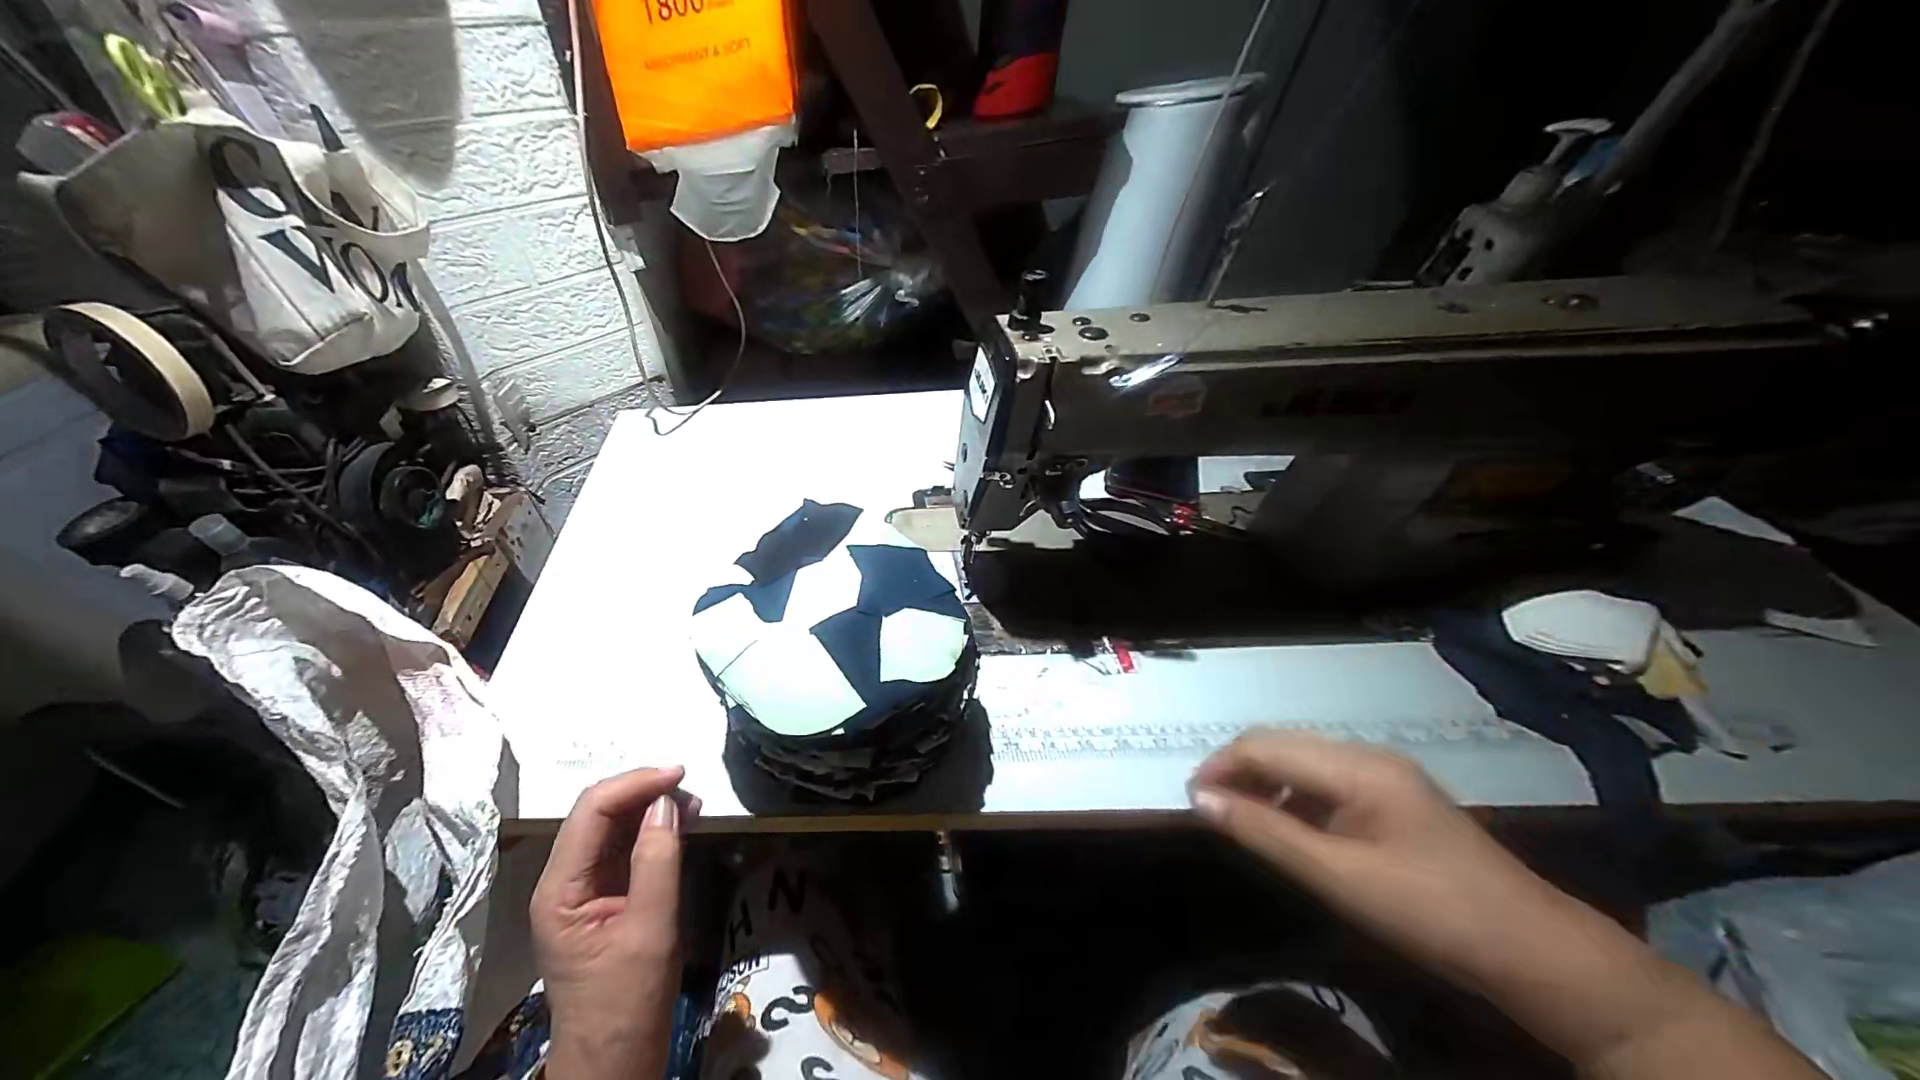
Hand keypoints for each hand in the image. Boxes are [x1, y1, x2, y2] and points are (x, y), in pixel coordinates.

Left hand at [531, 766, 698, 1079]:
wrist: (615, 1058)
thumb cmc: (628, 1002)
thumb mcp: (650, 930)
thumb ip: (658, 862)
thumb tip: (667, 803)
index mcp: (560, 890)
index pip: (591, 812)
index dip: (634, 784)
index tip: (679, 775)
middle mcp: (563, 881)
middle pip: (598, 813)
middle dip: (643, 793)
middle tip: (690, 790)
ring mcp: (581, 888)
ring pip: (612, 826)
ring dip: (650, 808)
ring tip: (693, 806)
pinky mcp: (602, 896)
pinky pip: (624, 848)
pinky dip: (653, 830)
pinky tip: (681, 825)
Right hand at [1188, 733, 1570, 990]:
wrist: (1533, 950)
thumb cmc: (1429, 911)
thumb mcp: (1336, 876)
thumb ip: (1264, 833)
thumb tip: (1200, 800)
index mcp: (1356, 766)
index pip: (1266, 746)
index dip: (1221, 767)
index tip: (1190, 800)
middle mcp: (1367, 757)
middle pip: (1282, 746)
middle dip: (1238, 771)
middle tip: (1207, 810)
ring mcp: (1384, 775)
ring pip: (1301, 763)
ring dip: (1263, 784)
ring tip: (1238, 821)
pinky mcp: (1392, 799)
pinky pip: (1325, 783)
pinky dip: (1293, 799)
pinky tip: (1285, 830)